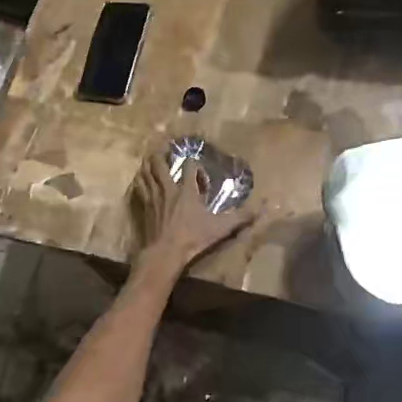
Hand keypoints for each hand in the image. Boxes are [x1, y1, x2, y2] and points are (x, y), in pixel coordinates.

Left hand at [131, 151, 252, 274]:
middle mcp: (168, 188)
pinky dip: (140, 180)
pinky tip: (141, 180)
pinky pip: (139, 187)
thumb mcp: (221, 228)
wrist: (164, 252)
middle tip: (166, 149)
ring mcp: (153, 196)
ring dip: (149, 164)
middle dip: (162, 154)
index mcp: (187, 190)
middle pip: (160, 163)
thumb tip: (262, 209)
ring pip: (146, 172)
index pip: (190, 166)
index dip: (195, 164)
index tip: (199, 172)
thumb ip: (241, 218)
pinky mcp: (143, 207)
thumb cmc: (193, 238)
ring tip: (152, 159)